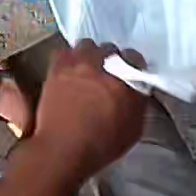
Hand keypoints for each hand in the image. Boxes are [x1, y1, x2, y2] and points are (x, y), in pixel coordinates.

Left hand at [29, 40, 148, 179]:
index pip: (134, 57)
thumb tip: (137, 89)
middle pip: (110, 49)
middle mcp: (103, 67)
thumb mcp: (133, 129)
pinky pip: (64, 52)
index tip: (131, 73)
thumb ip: (138, 103)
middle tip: (108, 72)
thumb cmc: (101, 145)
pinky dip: (69, 58)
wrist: (62, 149)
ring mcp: (77, 65)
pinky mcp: (57, 69)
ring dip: (89, 53)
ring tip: (87, 68)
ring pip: (87, 45)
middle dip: (111, 58)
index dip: (133, 64)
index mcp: (125, 81)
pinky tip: (69, 70)